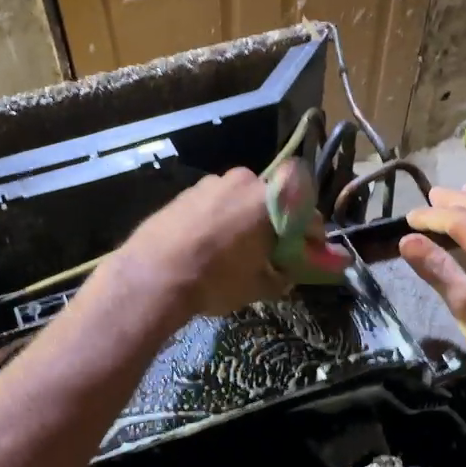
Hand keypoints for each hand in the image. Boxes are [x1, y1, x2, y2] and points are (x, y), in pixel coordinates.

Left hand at [114, 162, 349, 316]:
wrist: (153, 276)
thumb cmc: (215, 281)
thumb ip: (288, 274)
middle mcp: (244, 180)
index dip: (313, 235)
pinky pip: (215, 205)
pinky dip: (220, 221)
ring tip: (236, 252)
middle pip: (273, 200)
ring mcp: (211, 183)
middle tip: (271, 254)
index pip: (307, 211)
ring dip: (246, 221)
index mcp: (270, 198)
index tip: (310, 253)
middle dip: (277, 224)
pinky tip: (209, 246)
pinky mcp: (185, 192)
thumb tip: (298, 271)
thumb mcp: (259, 286)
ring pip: (240, 201)